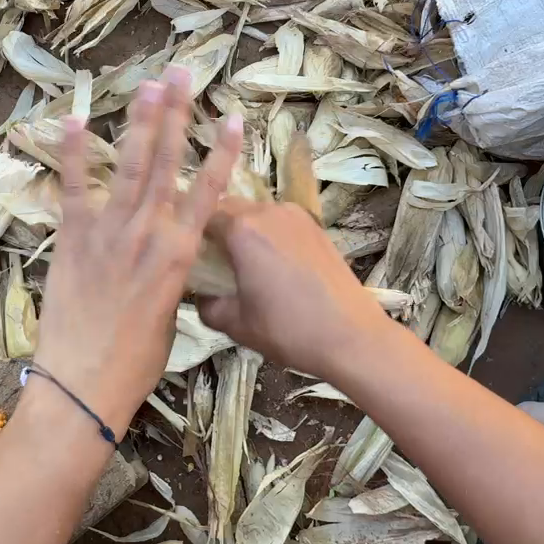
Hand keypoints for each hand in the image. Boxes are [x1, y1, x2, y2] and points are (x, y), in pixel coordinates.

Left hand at [34, 66, 242, 437]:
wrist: (85, 384)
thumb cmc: (137, 360)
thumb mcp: (170, 314)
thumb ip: (171, 272)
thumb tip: (172, 252)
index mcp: (180, 253)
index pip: (209, 192)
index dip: (222, 153)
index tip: (233, 118)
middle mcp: (149, 232)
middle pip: (168, 163)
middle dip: (177, 114)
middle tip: (182, 74)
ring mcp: (110, 231)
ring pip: (131, 166)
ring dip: (140, 122)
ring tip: (149, 85)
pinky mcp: (74, 238)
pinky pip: (75, 188)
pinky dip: (75, 154)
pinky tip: (77, 121)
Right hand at [198, 197, 396, 381]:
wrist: (351, 335)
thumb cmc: (288, 330)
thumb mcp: (236, 325)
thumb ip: (206, 304)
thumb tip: (199, 292)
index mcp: (242, 230)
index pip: (203, 217)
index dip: (193, 235)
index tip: (192, 256)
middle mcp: (267, 211)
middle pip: (230, 208)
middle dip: (219, 229)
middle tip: (218, 262)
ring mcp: (294, 214)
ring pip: (256, 212)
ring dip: (246, 230)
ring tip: (249, 264)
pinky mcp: (315, 224)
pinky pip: (280, 220)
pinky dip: (270, 233)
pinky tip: (277, 264)